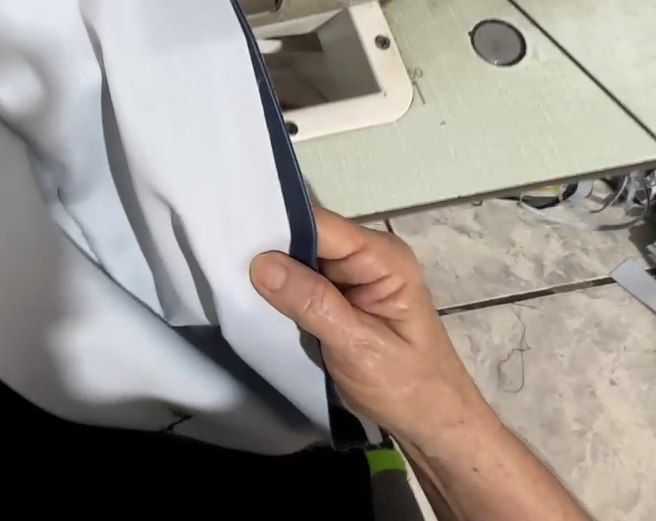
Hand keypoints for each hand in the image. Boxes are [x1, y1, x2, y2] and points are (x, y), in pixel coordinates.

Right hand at [249, 207, 494, 449]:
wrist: (433, 429)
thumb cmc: (410, 390)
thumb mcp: (361, 348)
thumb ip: (313, 303)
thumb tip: (260, 263)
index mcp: (381, 257)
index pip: (319, 225)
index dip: (277, 226)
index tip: (233, 236)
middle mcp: (363, 254)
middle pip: (303, 233)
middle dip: (266, 246)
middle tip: (222, 256)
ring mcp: (347, 273)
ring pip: (294, 254)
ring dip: (266, 267)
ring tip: (227, 271)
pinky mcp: (332, 292)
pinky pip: (295, 276)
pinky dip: (274, 285)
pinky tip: (248, 290)